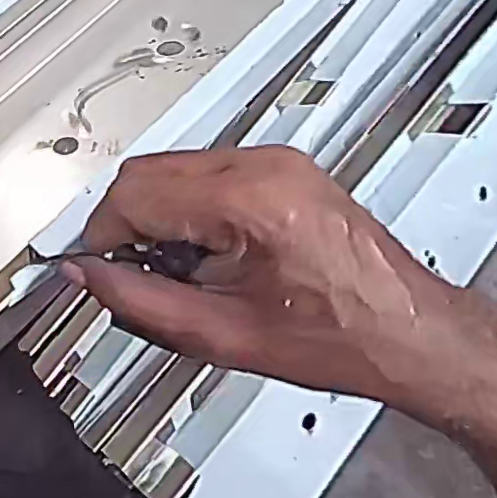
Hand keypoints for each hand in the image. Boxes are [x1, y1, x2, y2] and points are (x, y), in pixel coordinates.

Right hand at [62, 146, 496, 412]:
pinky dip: (179, 202)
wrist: (411, 332)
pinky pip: (198, 168)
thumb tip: (85, 272)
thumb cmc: (338, 339)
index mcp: (249, 203)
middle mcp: (260, 166)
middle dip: (122, 219)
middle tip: (127, 267)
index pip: (134, 194)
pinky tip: (199, 245)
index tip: (94, 262)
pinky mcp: (277, 163)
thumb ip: (136, 299)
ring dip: (150, 210)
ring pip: (167, 165)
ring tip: (174, 262)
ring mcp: (271, 158)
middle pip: (145, 171)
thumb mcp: (219, 335)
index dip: (101, 232)